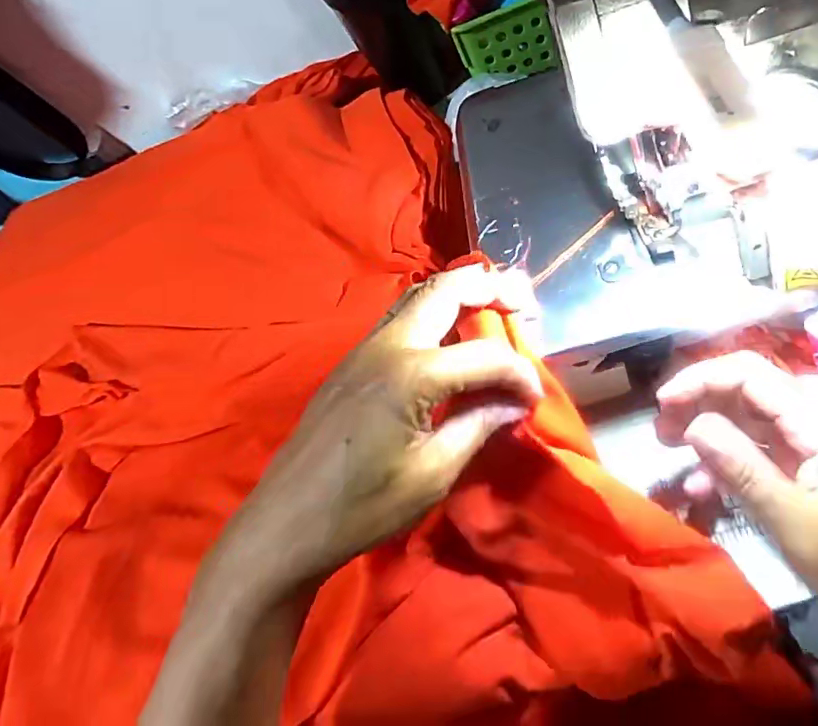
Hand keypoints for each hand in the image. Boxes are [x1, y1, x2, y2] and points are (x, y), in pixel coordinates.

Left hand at [212, 264, 542, 600]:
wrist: (282, 528)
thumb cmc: (361, 509)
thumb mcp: (433, 474)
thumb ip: (479, 425)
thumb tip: (516, 401)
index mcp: (412, 375)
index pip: (486, 356)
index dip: (519, 373)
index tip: (535, 398)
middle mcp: (389, 345)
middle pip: (448, 290)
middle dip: (491, 288)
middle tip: (523, 301)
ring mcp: (366, 347)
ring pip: (421, 294)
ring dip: (461, 291)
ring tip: (494, 302)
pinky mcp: (353, 360)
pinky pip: (402, 314)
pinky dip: (436, 307)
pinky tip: (451, 331)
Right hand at [653, 352, 817, 666]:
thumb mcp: (795, 520)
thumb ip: (742, 468)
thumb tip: (692, 422)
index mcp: (815, 423)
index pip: (751, 375)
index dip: (703, 378)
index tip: (663, 402)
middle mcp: (809, 428)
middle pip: (747, 394)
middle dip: (700, 402)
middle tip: (660, 430)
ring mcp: (806, 456)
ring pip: (747, 426)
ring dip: (708, 433)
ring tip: (670, 451)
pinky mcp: (801, 483)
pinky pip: (756, 460)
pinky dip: (725, 467)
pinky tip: (701, 489)